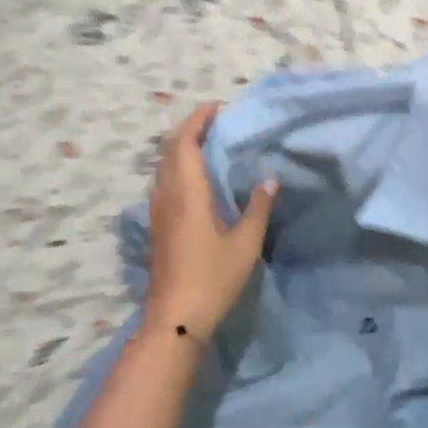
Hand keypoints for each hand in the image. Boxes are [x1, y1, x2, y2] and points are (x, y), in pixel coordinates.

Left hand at [143, 103, 278, 341]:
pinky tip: (197, 180)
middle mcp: (167, 195)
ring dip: (181, 149)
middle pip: (169, 150)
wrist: (174, 319)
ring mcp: (158, 212)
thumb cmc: (213, 278)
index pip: (185, 142)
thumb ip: (259, 207)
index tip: (219, 108)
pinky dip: (177, 168)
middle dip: (190, 129)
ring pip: (163, 167)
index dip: (198, 119)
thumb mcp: (245, 243)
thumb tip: (270, 178)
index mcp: (187, 192)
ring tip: (209, 145)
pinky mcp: (157, 227)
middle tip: (217, 123)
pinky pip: (163, 183)